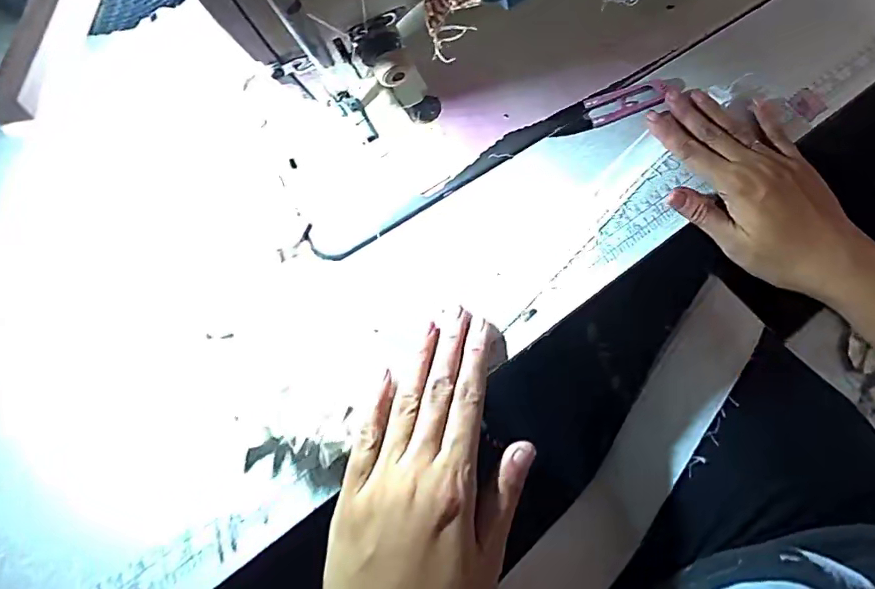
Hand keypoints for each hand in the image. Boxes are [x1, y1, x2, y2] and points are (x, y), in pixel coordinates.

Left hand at [324, 311, 534, 588]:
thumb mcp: (486, 560)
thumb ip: (504, 497)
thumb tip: (523, 448)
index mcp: (453, 486)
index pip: (469, 406)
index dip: (476, 363)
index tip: (481, 332)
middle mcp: (416, 472)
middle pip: (438, 395)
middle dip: (451, 349)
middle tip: (460, 313)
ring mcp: (381, 477)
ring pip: (403, 405)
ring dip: (419, 362)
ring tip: (431, 328)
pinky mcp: (351, 491)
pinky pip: (364, 435)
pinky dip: (374, 401)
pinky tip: (384, 373)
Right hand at [644, 88, 874, 299]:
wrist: (839, 259)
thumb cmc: (784, 259)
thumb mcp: (736, 245)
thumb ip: (703, 215)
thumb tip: (672, 194)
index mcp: (734, 185)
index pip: (693, 154)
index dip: (670, 135)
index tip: (652, 118)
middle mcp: (752, 166)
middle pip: (712, 134)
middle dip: (687, 113)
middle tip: (669, 93)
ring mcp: (776, 161)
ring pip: (738, 129)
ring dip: (715, 110)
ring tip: (697, 93)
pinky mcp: (797, 164)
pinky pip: (778, 134)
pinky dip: (765, 117)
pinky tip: (756, 102)